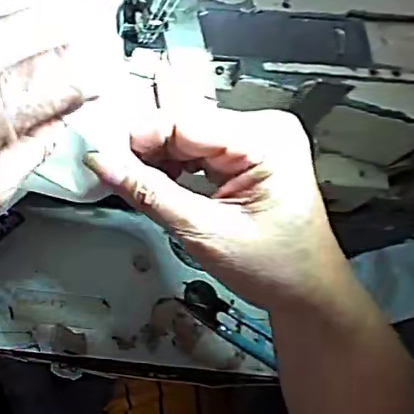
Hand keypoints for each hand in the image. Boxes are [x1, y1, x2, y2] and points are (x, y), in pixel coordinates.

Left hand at [0, 7, 87, 260]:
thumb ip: (38, 144)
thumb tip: (68, 106)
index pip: (69, 70)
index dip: (94, 74)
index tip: (100, 82)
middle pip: (49, 20)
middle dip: (72, 41)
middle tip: (75, 62)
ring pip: (12, 9)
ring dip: (32, 33)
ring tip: (29, 63)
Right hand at [84, 106, 357, 314]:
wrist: (306, 291)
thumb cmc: (278, 267)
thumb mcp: (203, 231)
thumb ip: (149, 194)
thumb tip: (107, 166)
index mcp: (265, 140)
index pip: (183, 122)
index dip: (139, 140)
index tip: (106, 159)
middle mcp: (263, 130)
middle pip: (181, 125)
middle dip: (145, 152)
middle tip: (115, 177)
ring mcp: (254, 140)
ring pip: (182, 137)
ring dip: (155, 161)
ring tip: (139, 188)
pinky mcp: (243, 154)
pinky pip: (193, 149)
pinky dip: (171, 167)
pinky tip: (160, 187)